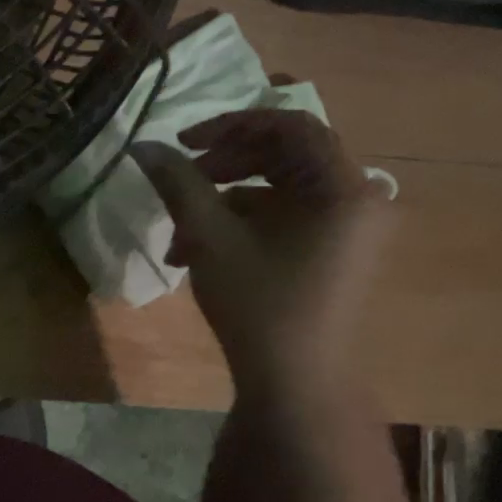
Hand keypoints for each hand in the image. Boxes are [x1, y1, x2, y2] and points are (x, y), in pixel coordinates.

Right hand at [130, 109, 392, 386]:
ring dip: (225, 194)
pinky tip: (201, 248)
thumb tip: (142, 147)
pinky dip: (243, 219)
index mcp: (342, 188)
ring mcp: (351, 226)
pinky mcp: (336, 249)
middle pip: (287, 153)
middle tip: (181, 177)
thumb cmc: (258, 301)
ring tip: (182, 227)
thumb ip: (177, 183)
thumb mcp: (209, 236)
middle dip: (225, 161)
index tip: (182, 143)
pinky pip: (288, 213)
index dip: (232, 124)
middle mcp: (358, 198)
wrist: (298, 376)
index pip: (291, 125)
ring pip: (281, 185)